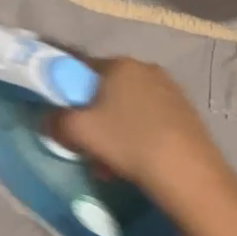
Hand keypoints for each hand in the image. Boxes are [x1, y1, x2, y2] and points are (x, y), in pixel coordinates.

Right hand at [51, 57, 236, 211]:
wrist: (186, 171)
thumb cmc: (127, 141)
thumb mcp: (77, 130)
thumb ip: (56, 120)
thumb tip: (50, 119)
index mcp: (120, 64)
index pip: (81, 69)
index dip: (67, 94)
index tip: (65, 118)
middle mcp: (147, 68)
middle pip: (105, 91)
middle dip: (93, 118)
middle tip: (87, 145)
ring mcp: (171, 90)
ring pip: (127, 109)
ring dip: (113, 132)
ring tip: (110, 163)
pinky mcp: (186, 112)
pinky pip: (148, 120)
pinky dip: (136, 138)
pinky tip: (134, 162)